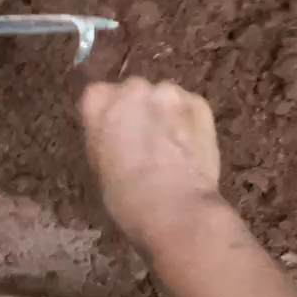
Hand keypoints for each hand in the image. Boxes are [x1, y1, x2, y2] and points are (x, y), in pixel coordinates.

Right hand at [79, 78, 225, 252]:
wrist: (174, 209)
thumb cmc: (124, 197)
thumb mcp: (98, 166)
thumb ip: (103, 138)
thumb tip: (115, 134)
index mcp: (98, 101)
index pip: (96, 96)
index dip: (106, 117)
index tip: (111, 135)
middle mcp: (132, 88)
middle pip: (131, 92)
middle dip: (136, 111)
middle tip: (141, 141)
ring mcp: (168, 93)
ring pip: (162, 98)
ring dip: (163, 114)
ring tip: (168, 147)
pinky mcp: (199, 104)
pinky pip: (188, 107)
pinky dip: (187, 122)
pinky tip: (186, 147)